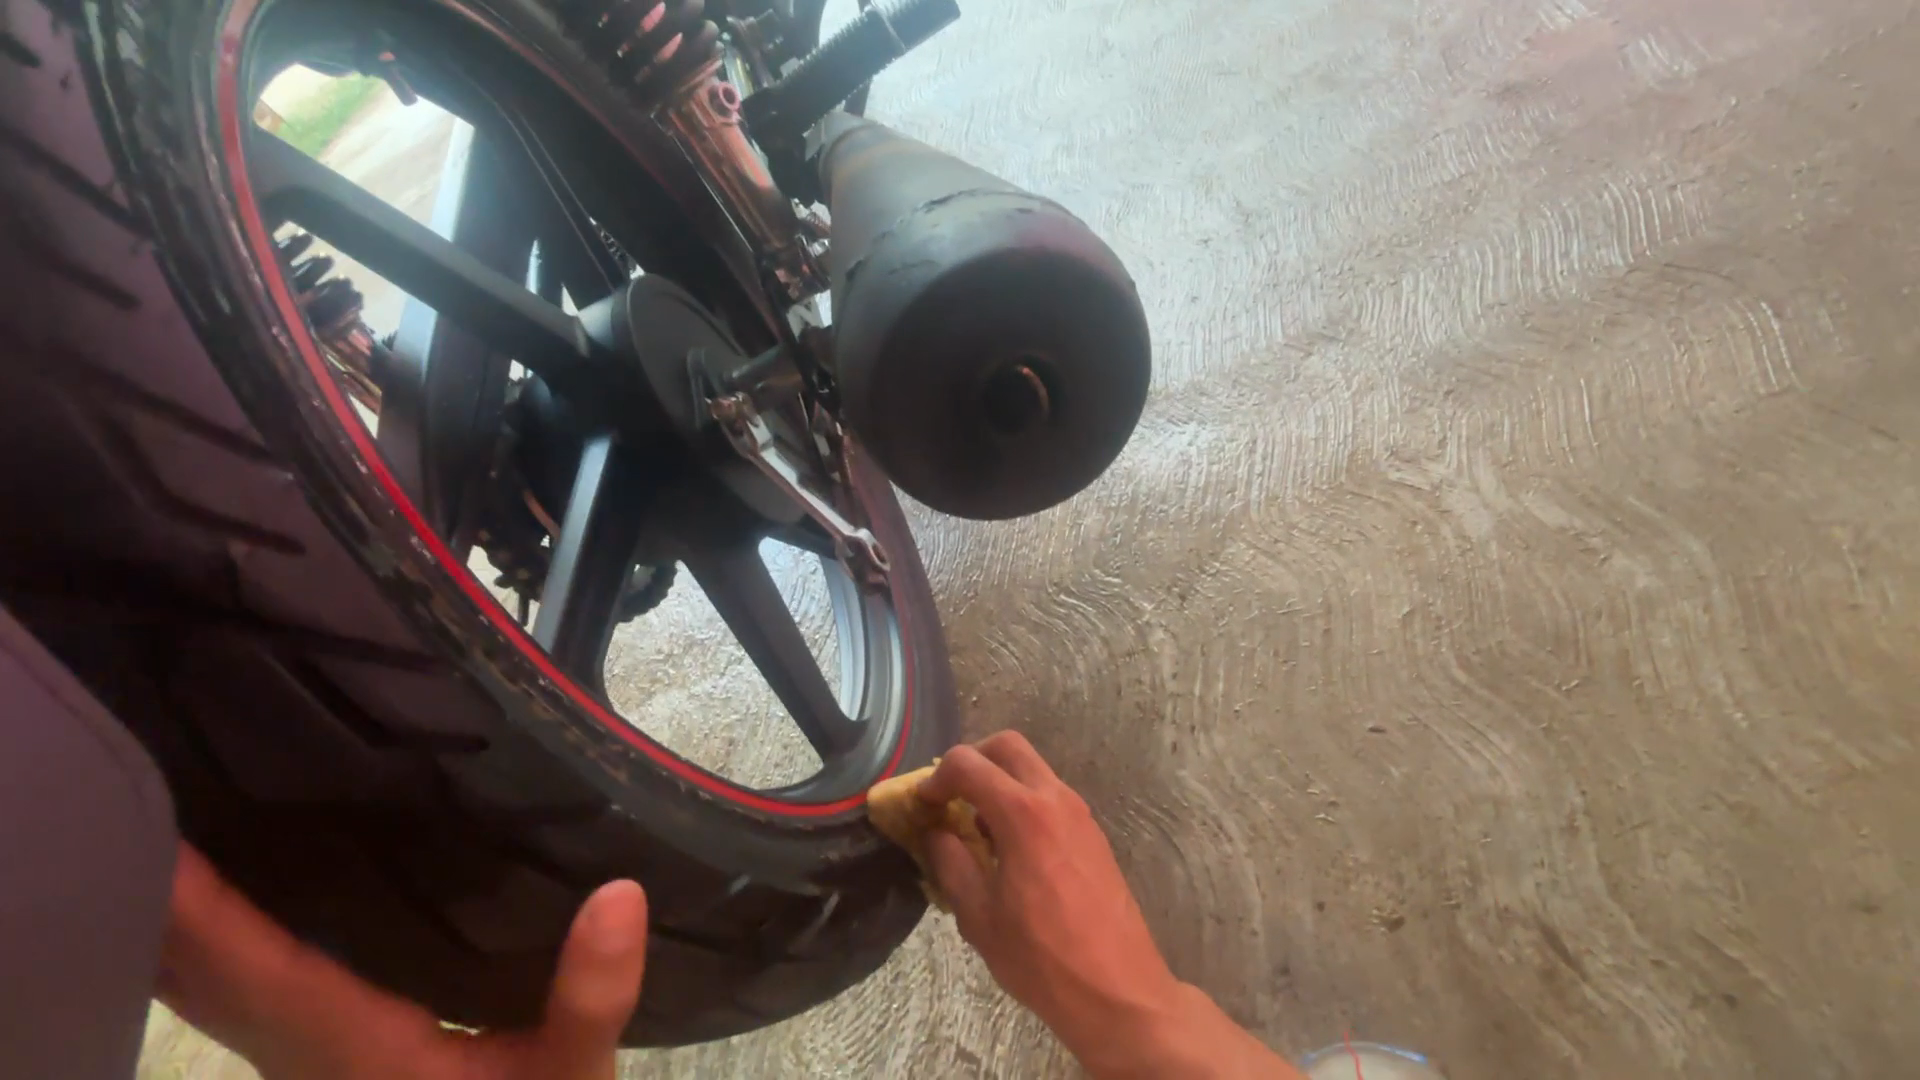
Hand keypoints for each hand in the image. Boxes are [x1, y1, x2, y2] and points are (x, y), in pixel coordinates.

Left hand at [158, 843, 647, 1079]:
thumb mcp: (572, 1075)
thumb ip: (591, 998)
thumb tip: (620, 892)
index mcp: (358, 1050)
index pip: (259, 973)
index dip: (199, 911)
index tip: (163, 831)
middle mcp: (310, 1050)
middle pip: (204, 979)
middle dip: (170, 899)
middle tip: (170, 790)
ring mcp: (315, 1050)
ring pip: (218, 984)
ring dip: (188, 916)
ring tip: (199, 818)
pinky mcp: (338, 1042)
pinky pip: (255, 981)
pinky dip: (229, 935)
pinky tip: (259, 886)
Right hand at [920, 733, 1299, 1079]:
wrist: (1119, 991)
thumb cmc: (1042, 958)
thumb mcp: (979, 917)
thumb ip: (951, 863)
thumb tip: (936, 833)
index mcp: (1022, 814)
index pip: (968, 764)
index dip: (937, 778)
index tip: (923, 805)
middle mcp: (1054, 798)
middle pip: (1007, 746)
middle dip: (973, 759)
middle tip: (951, 795)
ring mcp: (1079, 813)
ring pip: (1033, 768)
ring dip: (1000, 781)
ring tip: (978, 828)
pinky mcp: (1092, 832)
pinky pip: (1050, 796)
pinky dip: (1023, 801)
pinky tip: (1011, 850)